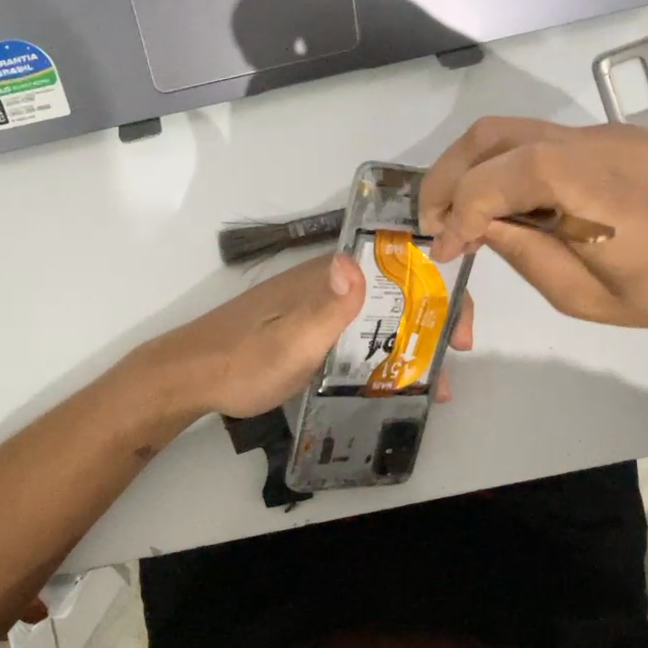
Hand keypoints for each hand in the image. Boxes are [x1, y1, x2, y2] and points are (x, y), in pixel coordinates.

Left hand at [139, 254, 473, 419]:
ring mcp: (314, 307)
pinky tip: (388, 381)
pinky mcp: (304, 330)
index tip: (459, 337)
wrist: (189, 378)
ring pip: (377, 317)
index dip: (440, 296)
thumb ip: (325, 307)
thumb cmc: (241, 361)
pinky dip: (382, 352)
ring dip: (409, 344)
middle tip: (448, 370)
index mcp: (327, 279)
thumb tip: (352, 261)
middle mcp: (326, 285)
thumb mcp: (290, 340)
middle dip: (431, 326)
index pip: (400, 269)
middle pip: (395, 294)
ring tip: (429, 386)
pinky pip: (357, 335)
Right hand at [418, 118, 647, 338]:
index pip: (508, 173)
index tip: (445, 248)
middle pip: (497, 134)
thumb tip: (476, 228)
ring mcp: (608, 135)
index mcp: (602, 191)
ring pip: (514, 130)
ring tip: (457, 213)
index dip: (462, 206)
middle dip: (449, 175)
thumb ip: (526, 254)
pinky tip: (502, 205)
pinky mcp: (613, 139)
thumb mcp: (585, 297)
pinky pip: (541, 141)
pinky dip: (504, 167)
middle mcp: (601, 146)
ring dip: (472, 168)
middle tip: (431, 220)